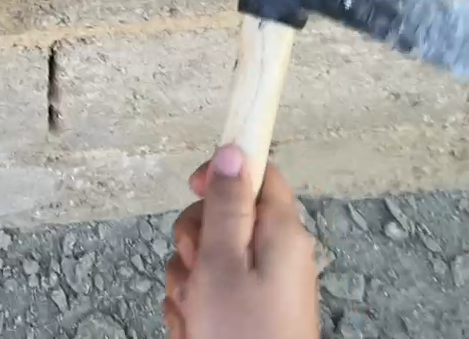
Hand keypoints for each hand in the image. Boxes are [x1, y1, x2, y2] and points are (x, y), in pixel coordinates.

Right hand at [164, 145, 319, 338]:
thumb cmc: (240, 336)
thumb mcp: (223, 260)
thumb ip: (227, 203)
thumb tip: (235, 148)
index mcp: (280, 233)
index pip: (258, 173)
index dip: (224, 172)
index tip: (195, 188)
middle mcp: (274, 255)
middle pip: (222, 216)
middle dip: (193, 237)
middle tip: (195, 266)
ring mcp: (259, 288)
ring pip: (206, 256)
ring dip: (188, 278)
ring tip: (195, 311)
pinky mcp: (243, 315)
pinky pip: (207, 291)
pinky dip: (193, 306)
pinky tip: (195, 329)